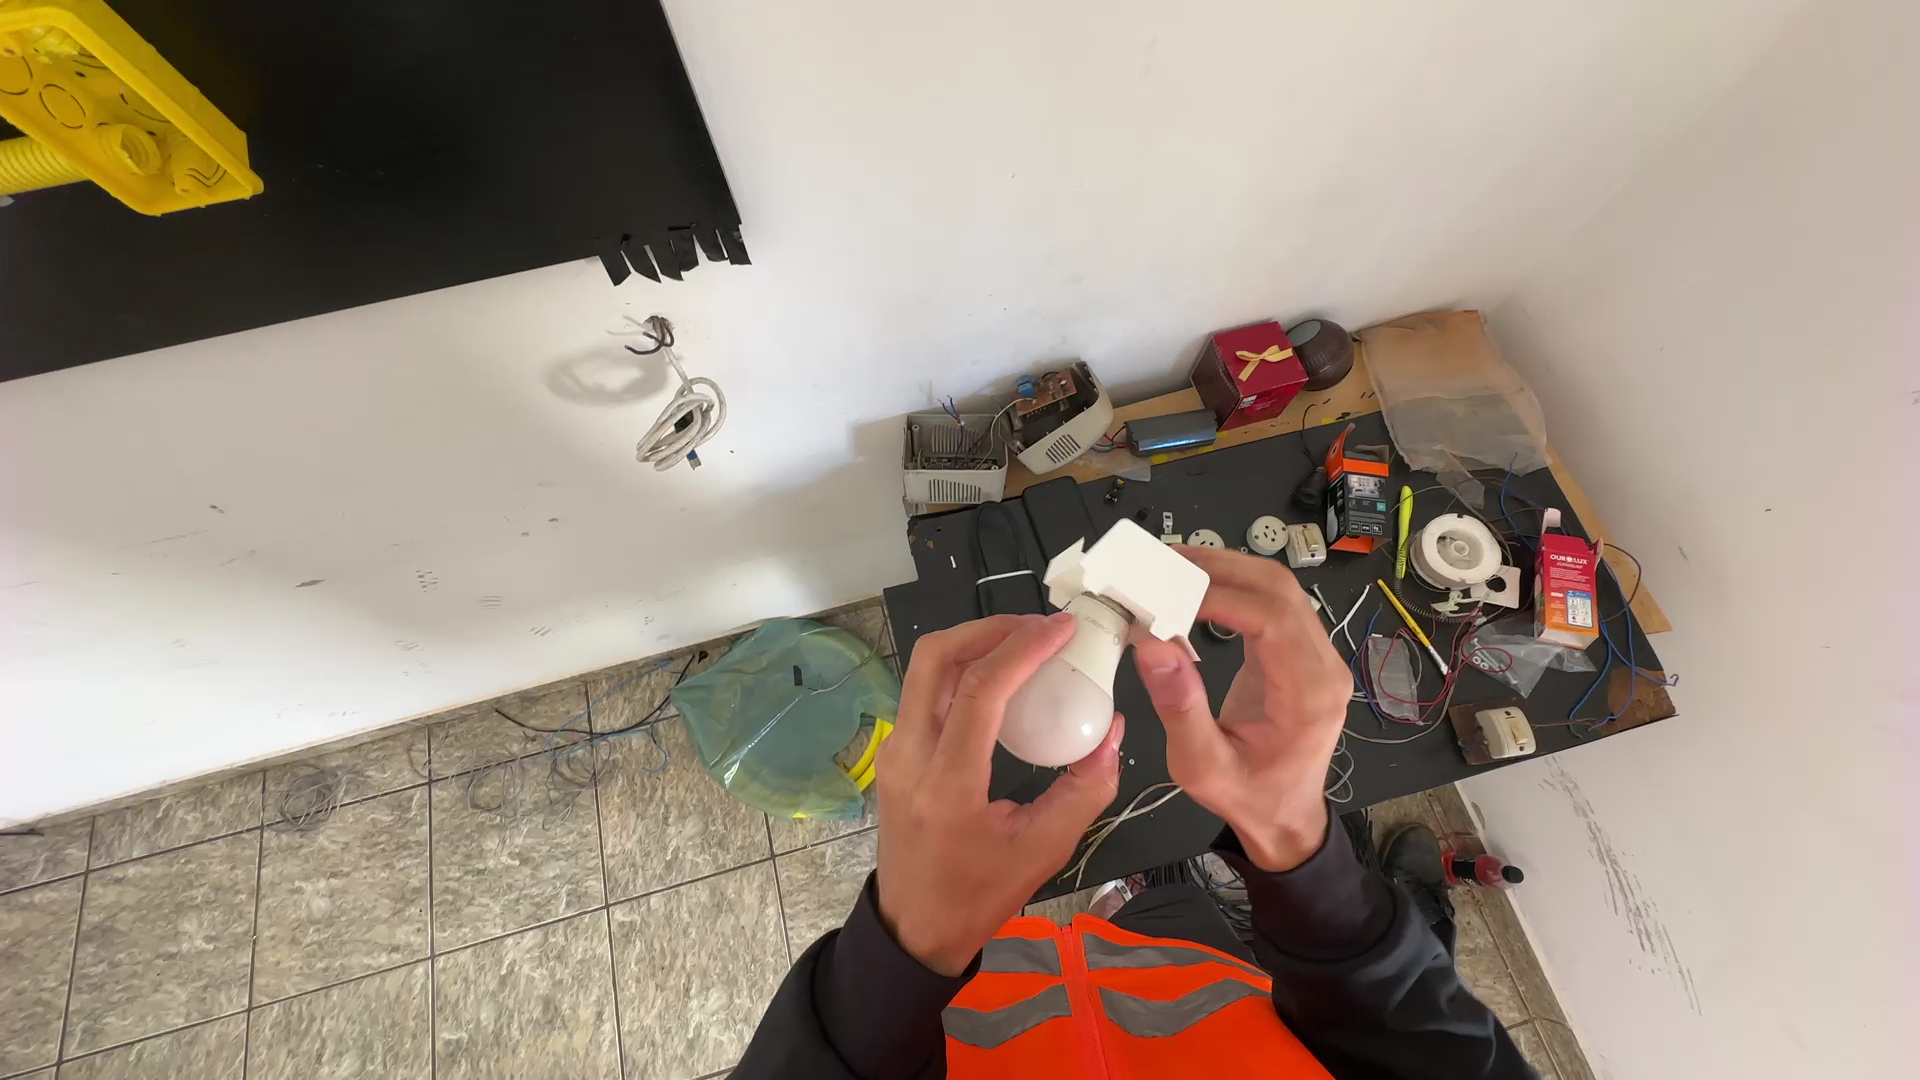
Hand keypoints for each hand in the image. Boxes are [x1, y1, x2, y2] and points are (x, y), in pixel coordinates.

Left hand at [873, 613, 1124, 974]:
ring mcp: (893, 749)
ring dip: (972, 642)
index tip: (1062, 627)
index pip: (978, 692)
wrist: (912, 928)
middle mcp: (908, 755)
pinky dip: (960, 667)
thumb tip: (1112, 730)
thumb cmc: (979, 895)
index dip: (1022, 649)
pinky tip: (998, 677)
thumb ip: (1085, 788)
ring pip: (923, 667)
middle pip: (934, 658)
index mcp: (946, 785)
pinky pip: (924, 688)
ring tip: (1022, 642)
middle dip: (988, 628)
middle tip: (1037, 626)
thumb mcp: (1045, 850)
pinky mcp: (893, 749)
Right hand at [1132, 549, 1349, 871]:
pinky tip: (1194, 587)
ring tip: (1171, 565)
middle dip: (1219, 566)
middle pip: (1279, 589)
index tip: (1164, 593)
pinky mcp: (1299, 651)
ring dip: (1225, 568)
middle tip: (1160, 562)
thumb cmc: (1247, 796)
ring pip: (1277, 587)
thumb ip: (1179, 707)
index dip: (1218, 596)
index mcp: (1308, 694)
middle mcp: (1322, 665)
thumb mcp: (1201, 766)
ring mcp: (1316, 654)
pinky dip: (1232, 585)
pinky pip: (1271, 602)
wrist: (1285, 816)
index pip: (1271, 618)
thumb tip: (1152, 643)